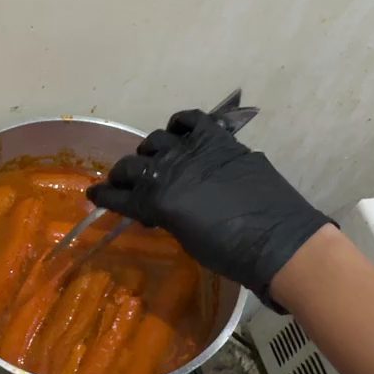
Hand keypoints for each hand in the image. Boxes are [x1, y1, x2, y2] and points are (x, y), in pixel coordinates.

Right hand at [87, 108, 332, 309]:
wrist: (279, 243)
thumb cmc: (231, 253)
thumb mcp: (186, 239)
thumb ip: (166, 218)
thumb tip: (160, 209)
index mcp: (156, 202)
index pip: (118, 195)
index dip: (104, 195)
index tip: (95, 194)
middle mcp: (168, 172)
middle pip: (131, 166)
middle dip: (122, 176)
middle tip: (125, 184)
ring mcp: (194, 151)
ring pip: (156, 140)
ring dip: (150, 152)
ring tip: (154, 160)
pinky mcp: (219, 141)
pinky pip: (191, 120)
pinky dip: (180, 124)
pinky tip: (179, 133)